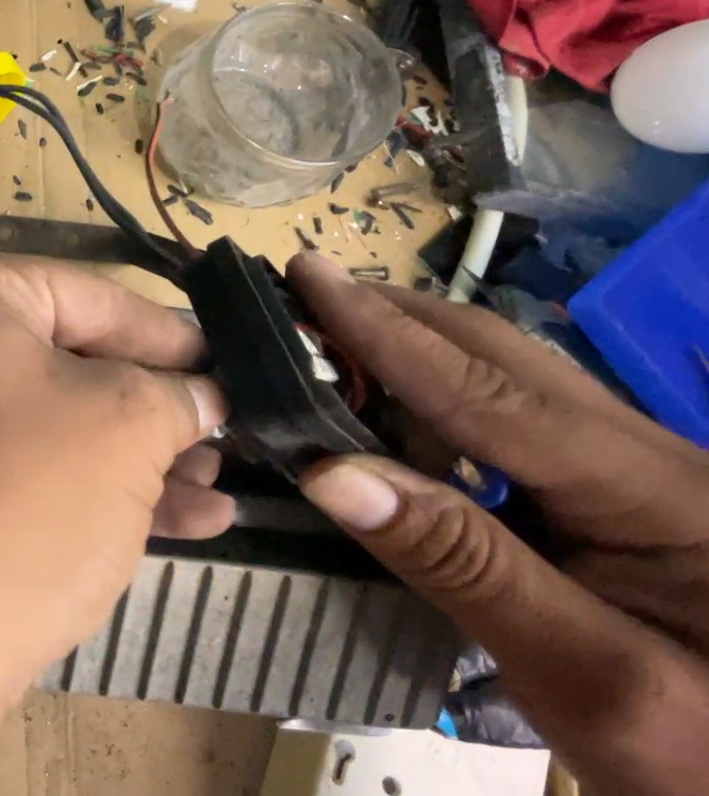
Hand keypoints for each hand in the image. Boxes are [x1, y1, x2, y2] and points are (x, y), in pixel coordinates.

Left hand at [0, 252, 228, 793]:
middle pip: (62, 354)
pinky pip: (10, 455)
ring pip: (43, 413)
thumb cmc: (16, 502)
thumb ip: (172, 393)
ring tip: (216, 486)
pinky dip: (84, 479)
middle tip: (229, 434)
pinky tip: (183, 519)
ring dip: (132, 450)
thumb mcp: (121, 429)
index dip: (168, 333)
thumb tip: (203, 389)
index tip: (237, 363)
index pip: (84, 292)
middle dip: (152, 402)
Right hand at [288, 253, 708, 795]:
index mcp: (662, 494)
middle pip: (502, 357)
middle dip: (392, 316)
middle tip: (294, 294)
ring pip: (503, 379)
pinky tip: (379, 412)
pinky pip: (503, 421)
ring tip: (317, 345)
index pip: (490, 394)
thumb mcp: (592, 681)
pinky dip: (423, 398)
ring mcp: (636, 473)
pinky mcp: (614, 496)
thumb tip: (327, 471)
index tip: (305, 274)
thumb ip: (461, 566)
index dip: (387, 333)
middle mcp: (652, 457)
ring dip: (404, 349)